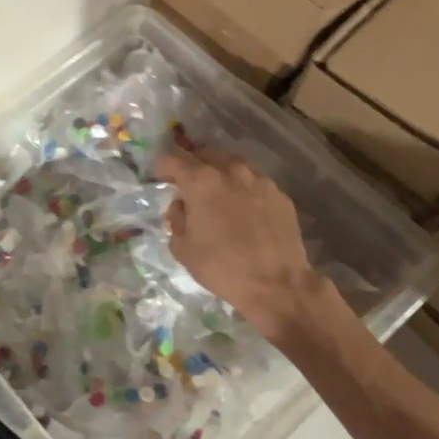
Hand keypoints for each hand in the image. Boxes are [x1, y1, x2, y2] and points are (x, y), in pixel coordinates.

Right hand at [154, 144, 332, 339]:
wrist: (277, 285)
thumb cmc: (222, 267)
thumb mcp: (183, 248)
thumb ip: (176, 218)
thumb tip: (181, 205)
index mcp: (201, 181)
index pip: (171, 159)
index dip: (161, 167)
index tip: (159, 177)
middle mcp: (230, 170)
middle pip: (204, 154)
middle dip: (191, 165)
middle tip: (186, 184)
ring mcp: (259, 180)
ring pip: (232, 164)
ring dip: (218, 173)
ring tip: (216, 194)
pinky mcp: (280, 194)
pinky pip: (254, 182)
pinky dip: (242, 189)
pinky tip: (243, 210)